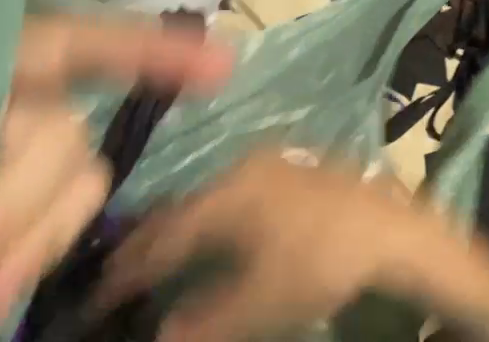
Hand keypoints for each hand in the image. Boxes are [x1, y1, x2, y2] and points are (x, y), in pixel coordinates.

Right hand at [93, 152, 444, 341]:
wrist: (393, 228)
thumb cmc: (323, 262)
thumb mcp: (262, 301)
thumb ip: (206, 320)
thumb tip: (161, 332)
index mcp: (228, 194)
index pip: (162, 235)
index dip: (126, 268)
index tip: (95, 295)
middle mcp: (242, 168)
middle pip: (180, 208)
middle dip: (147, 242)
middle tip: (116, 273)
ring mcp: (269, 164)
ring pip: (206, 198)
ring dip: (179, 228)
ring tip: (155, 256)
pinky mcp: (291, 169)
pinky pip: (231, 193)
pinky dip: (209, 217)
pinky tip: (209, 236)